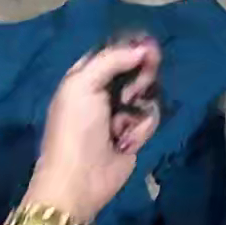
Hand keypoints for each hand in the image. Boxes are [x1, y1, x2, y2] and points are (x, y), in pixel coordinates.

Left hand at [26, 37, 161, 221]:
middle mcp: (104, 90)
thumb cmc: (76, 127)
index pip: (113, 51)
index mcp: (85, 75)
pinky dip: (140, 129)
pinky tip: (126, 141)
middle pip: (135, 70)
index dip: (131, 47)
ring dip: (138, 107)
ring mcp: (120, 112)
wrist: (80, 179)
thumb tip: (144, 47)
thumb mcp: (84, 84)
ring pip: (146, 94)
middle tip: (136, 89)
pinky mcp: (134, 133)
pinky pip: (149, 118)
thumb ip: (112, 59)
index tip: (149, 46)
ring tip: (122, 123)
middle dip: (140, 76)